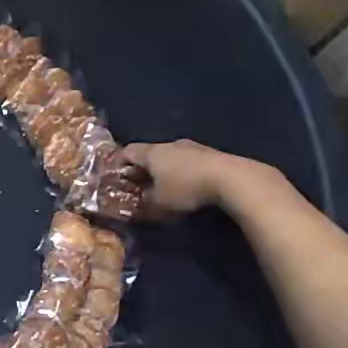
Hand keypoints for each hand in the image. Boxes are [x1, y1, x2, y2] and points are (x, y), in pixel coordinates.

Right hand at [120, 140, 294, 217]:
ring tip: (163, 187)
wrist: (231, 178)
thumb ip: (145, 202)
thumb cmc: (186, 188)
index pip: (127, 151)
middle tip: (138, 185)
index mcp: (152, 152)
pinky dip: (181, 172)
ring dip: (163, 170)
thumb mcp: (159, 203)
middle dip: (142, 169)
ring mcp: (193, 147)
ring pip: (170, 157)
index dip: (118, 164)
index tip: (115, 177)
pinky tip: (186, 186)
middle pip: (149, 153)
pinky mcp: (210, 154)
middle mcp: (170, 144)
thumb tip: (139, 202)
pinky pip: (187, 161)